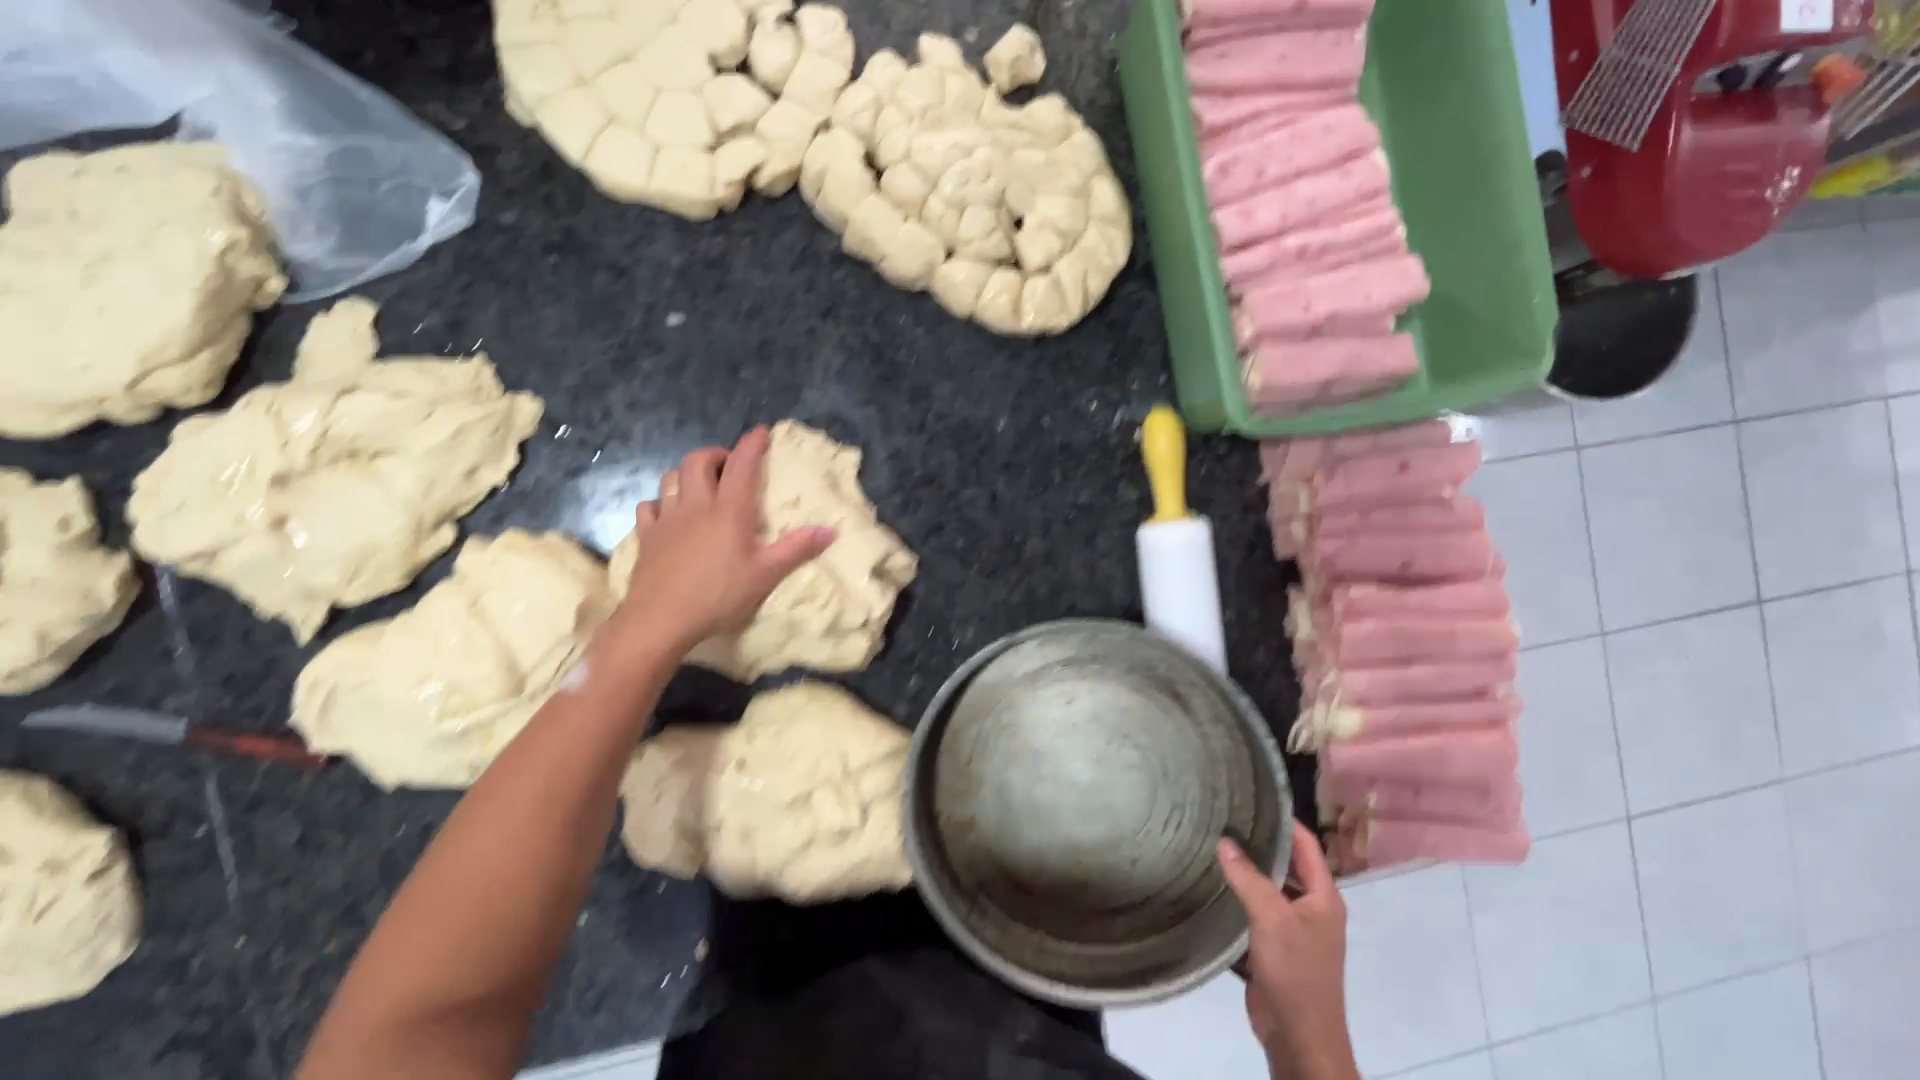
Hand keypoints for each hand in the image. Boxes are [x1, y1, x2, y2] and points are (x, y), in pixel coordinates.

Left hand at [606, 426, 833, 654]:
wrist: (660, 619)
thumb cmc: (718, 596)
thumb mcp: (766, 576)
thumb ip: (797, 550)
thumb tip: (831, 530)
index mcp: (729, 511)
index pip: (742, 465)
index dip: (752, 444)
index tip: (760, 431)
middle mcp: (696, 506)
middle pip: (698, 461)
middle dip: (715, 454)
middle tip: (729, 466)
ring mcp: (667, 519)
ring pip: (670, 478)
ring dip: (687, 474)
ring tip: (700, 486)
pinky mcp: (647, 536)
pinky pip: (649, 506)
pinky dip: (661, 503)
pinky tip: (668, 515)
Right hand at [1219, 822, 1358, 1079]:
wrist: (1300, 1036)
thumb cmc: (1295, 972)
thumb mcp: (1271, 919)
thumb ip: (1249, 878)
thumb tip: (1225, 841)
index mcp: (1324, 898)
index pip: (1306, 845)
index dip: (1284, 821)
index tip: (1254, 798)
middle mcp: (1313, 909)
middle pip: (1287, 866)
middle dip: (1260, 844)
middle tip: (1225, 819)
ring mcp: (1295, 930)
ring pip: (1270, 889)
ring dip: (1248, 872)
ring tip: (1214, 846)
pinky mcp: (1276, 948)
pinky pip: (1258, 913)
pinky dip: (1241, 898)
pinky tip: (1215, 887)